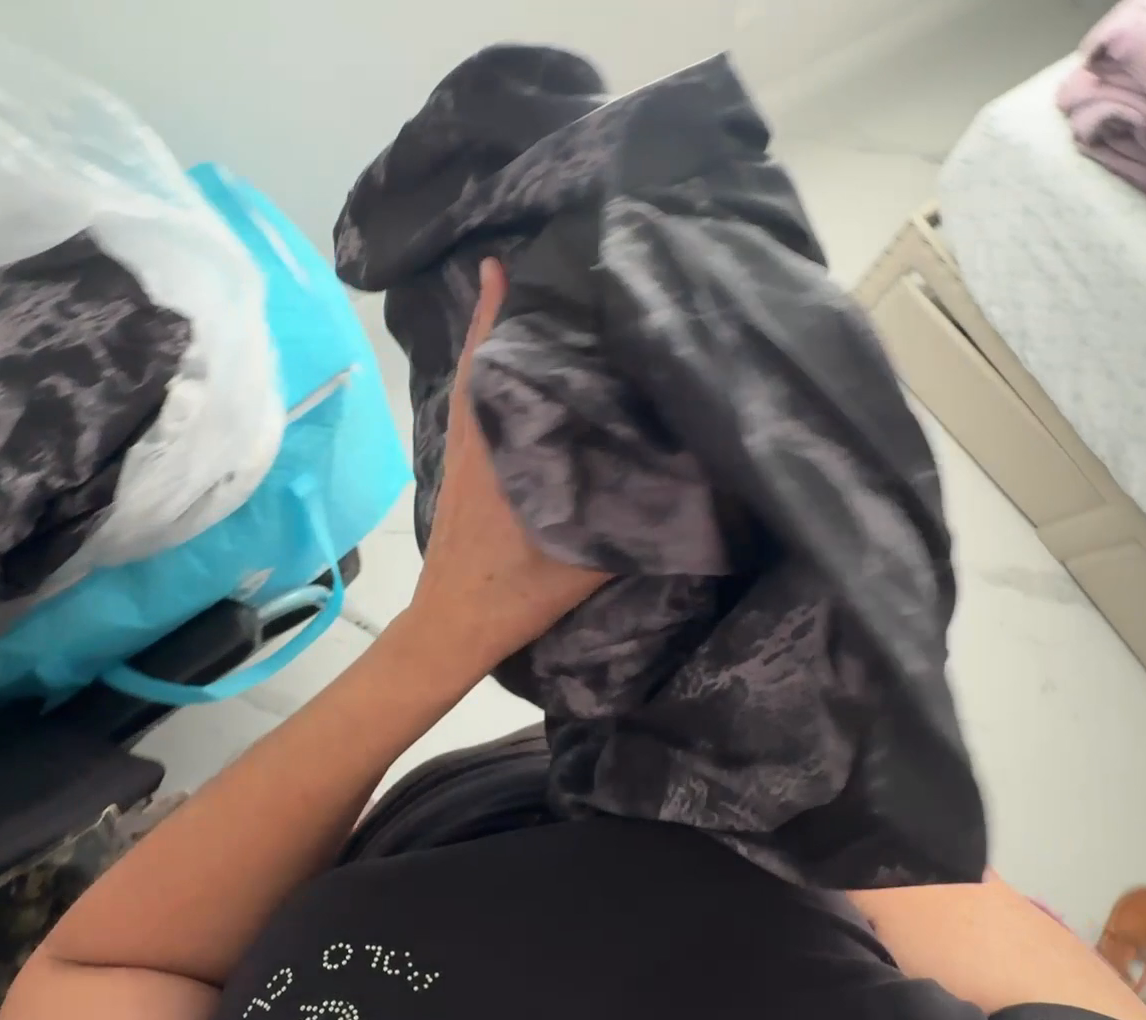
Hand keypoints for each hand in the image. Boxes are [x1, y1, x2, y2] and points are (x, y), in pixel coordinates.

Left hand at [399, 258, 611, 669]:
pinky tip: (514, 370)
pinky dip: (490, 376)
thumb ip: (634, 522)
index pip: (500, 368)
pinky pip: (476, 407)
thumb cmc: (515, 593)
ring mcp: (465, 454)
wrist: (454, 625)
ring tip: (522, 297)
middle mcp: (479, 439)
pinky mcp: (463, 470)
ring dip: (494, 338)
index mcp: (503, 450)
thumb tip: (691, 487)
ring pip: (477, 381)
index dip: (503, 316)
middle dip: (508, 312)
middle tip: (541, 268)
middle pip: (485, 360)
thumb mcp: (586, 559)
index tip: (518, 267)